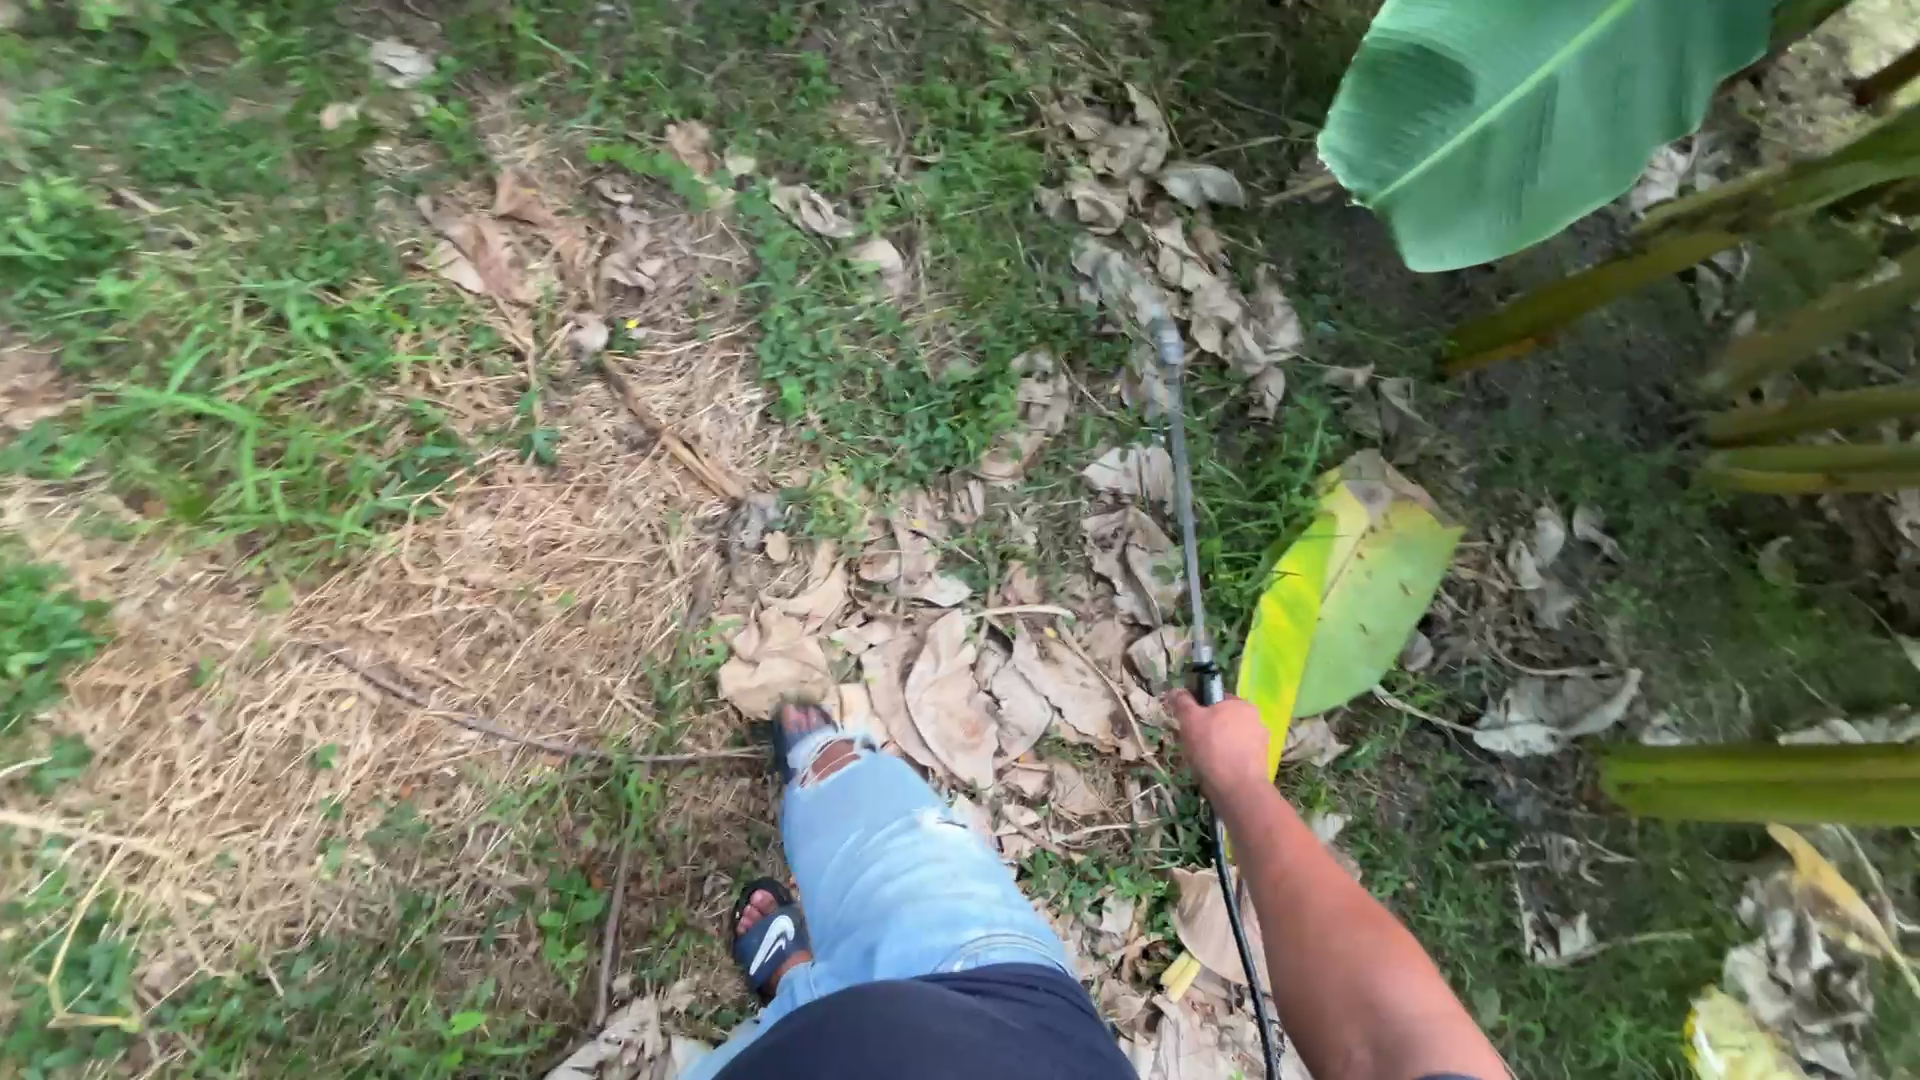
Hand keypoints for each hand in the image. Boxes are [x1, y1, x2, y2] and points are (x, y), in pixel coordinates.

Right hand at [1165, 689, 1272, 804]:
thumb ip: (1182, 702)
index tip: (1188, 722)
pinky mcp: (1260, 763)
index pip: (1216, 699)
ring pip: (1230, 739)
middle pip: (1223, 720)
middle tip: (1192, 741)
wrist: (1237, 789)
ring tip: (1202, 759)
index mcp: (1241, 704)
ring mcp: (1260, 743)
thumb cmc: (1212, 747)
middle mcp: (1256, 720)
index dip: (1199, 708)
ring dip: (1217, 745)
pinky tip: (1215, 770)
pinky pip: (1237, 755)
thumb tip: (1176, 690)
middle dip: (1208, 729)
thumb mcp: (1190, 720)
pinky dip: (1226, 760)